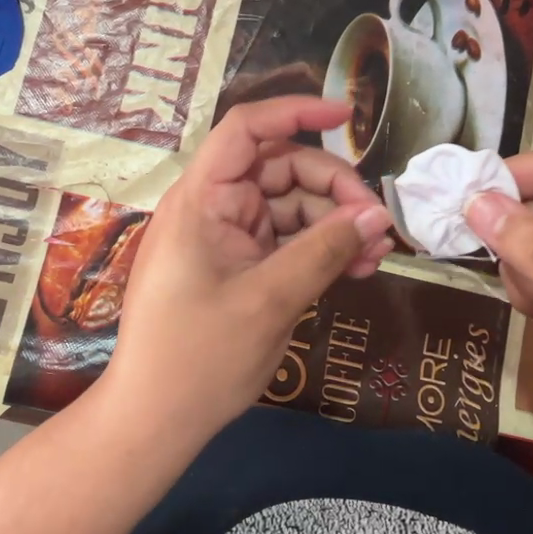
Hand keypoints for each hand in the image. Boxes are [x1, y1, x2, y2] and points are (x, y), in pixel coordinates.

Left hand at [106, 97, 394, 433]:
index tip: (346, 114)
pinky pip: (285, 240)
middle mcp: (212, 206)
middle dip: (332, 188)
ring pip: (290, 206)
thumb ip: (326, 250)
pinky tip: (357, 267)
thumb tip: (377, 214)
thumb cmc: (200, 356)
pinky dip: (319, 249)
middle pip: (280, 169)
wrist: (155, 421)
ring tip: (376, 255)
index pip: (246, 129)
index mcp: (202, 198)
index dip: (295, 112)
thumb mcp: (270, 299)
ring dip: (334, 224)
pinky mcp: (238, 265)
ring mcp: (225, 236)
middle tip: (376, 223)